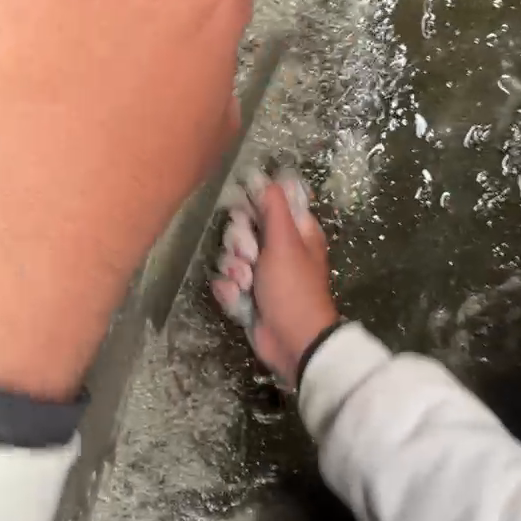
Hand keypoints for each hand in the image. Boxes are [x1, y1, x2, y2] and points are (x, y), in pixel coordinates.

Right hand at [214, 173, 340, 390]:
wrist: (293, 343)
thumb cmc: (293, 288)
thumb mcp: (286, 242)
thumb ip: (274, 207)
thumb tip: (266, 177)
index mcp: (295, 230)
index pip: (266, 202)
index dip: (252, 206)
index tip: (245, 213)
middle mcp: (277, 247)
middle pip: (241, 227)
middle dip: (239, 243)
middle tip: (251, 257)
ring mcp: (260, 272)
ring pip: (229, 254)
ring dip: (233, 270)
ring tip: (247, 284)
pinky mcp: (246, 293)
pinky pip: (224, 280)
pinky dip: (230, 291)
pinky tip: (240, 299)